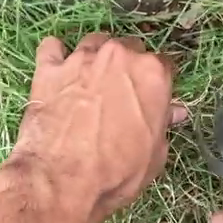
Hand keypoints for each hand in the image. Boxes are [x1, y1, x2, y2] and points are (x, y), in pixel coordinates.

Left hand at [1, 33, 184, 222]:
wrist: (64, 180)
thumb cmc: (118, 172)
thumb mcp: (154, 155)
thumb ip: (163, 125)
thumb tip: (174, 112)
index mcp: (153, 75)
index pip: (163, 66)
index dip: (157, 85)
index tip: (151, 99)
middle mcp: (119, 56)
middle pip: (129, 49)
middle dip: (127, 67)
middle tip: (120, 95)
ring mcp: (82, 59)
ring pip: (94, 43)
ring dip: (96, 58)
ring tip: (91, 82)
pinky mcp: (48, 68)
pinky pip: (52, 47)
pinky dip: (56, 54)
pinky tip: (57, 70)